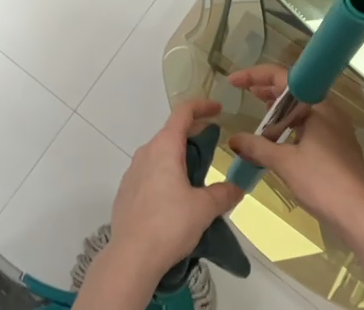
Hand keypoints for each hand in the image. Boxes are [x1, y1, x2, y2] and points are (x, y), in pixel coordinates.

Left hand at [105, 98, 245, 279]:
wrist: (132, 256)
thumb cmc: (170, 224)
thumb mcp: (204, 208)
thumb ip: (223, 194)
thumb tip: (237, 188)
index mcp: (164, 147)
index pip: (183, 113)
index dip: (202, 106)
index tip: (218, 109)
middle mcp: (146, 152)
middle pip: (172, 133)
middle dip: (194, 135)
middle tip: (214, 146)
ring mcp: (133, 171)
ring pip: (160, 154)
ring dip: (179, 157)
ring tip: (198, 176)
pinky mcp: (127, 191)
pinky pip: (150, 173)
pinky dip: (166, 174)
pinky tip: (175, 198)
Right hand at [226, 65, 363, 234]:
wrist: (362, 217)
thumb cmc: (323, 182)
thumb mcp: (285, 163)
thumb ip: (257, 147)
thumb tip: (234, 140)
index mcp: (317, 105)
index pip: (282, 77)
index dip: (254, 76)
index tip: (233, 81)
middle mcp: (329, 111)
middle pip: (293, 90)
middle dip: (266, 91)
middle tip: (243, 94)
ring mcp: (336, 129)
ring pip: (302, 110)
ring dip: (279, 111)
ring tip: (258, 115)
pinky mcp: (338, 148)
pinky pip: (309, 126)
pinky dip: (290, 127)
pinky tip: (278, 140)